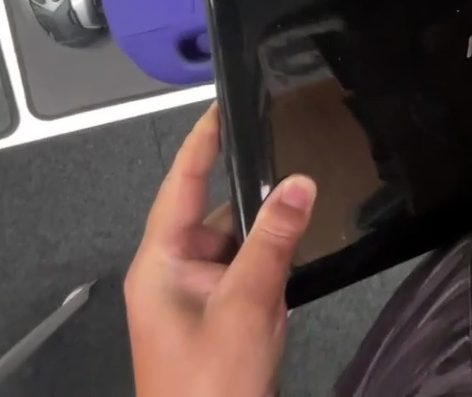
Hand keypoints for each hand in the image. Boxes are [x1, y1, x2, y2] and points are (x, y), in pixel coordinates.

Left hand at [126, 105, 316, 396]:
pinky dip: (275, 243)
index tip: (223, 103)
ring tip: (310, 184)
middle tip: (291, 140)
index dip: (201, 141)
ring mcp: (200, 289)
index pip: (180, 185)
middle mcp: (176, 269)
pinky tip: (305, 231)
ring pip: (239, 232)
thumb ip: (274, 238)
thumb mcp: (246, 303)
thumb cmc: (209, 383)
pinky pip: (251, 257)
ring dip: (269, 217)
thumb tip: (301, 180)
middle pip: (216, 205)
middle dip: (254, 180)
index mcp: (161, 264)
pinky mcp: (224, 305)